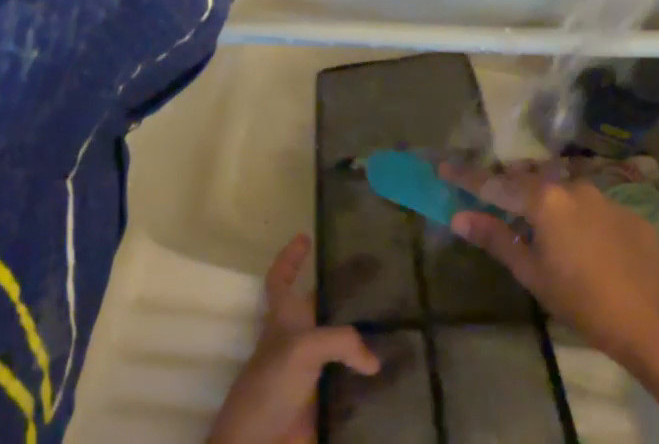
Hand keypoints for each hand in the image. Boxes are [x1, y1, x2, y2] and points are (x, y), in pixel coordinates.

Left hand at [207, 234, 380, 443]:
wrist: (260, 443)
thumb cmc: (270, 385)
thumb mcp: (301, 349)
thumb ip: (340, 341)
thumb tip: (374, 360)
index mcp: (283, 320)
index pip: (281, 279)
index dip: (289, 257)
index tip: (305, 236)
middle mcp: (298, 341)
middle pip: (320, 307)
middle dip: (344, 292)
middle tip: (378, 280)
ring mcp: (311, 372)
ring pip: (341, 344)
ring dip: (364, 336)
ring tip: (399, 325)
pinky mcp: (325, 401)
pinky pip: (351, 381)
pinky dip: (371, 377)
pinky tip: (396, 374)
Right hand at [441, 162, 658, 361]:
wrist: (652, 323)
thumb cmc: (581, 300)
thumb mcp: (531, 272)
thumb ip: (496, 238)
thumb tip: (459, 217)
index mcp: (545, 199)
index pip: (495, 183)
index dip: (466, 177)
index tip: (443, 167)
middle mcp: (574, 187)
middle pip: (531, 179)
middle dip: (510, 186)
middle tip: (494, 200)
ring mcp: (607, 198)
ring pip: (565, 190)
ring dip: (547, 200)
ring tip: (540, 223)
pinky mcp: (631, 216)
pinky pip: (594, 207)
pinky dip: (579, 217)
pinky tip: (583, 244)